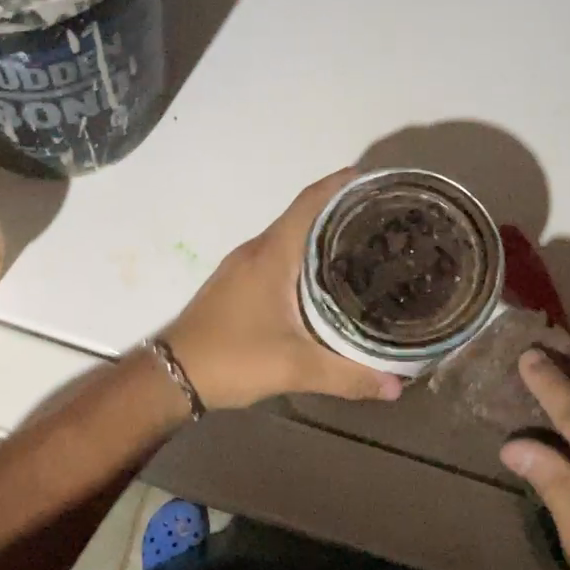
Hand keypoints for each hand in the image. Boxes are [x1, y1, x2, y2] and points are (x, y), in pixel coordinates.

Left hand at [162, 170, 403, 409]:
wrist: (172, 377)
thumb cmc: (231, 359)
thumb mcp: (293, 368)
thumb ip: (346, 376)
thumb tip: (397, 387)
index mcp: (272, 254)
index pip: (313, 200)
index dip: (347, 184)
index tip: (383, 183)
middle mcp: (257, 251)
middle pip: (306, 216)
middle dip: (346, 213)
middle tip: (390, 225)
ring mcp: (243, 269)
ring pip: (292, 240)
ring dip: (326, 239)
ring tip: (368, 252)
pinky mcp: (237, 288)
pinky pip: (280, 261)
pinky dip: (307, 262)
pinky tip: (327, 286)